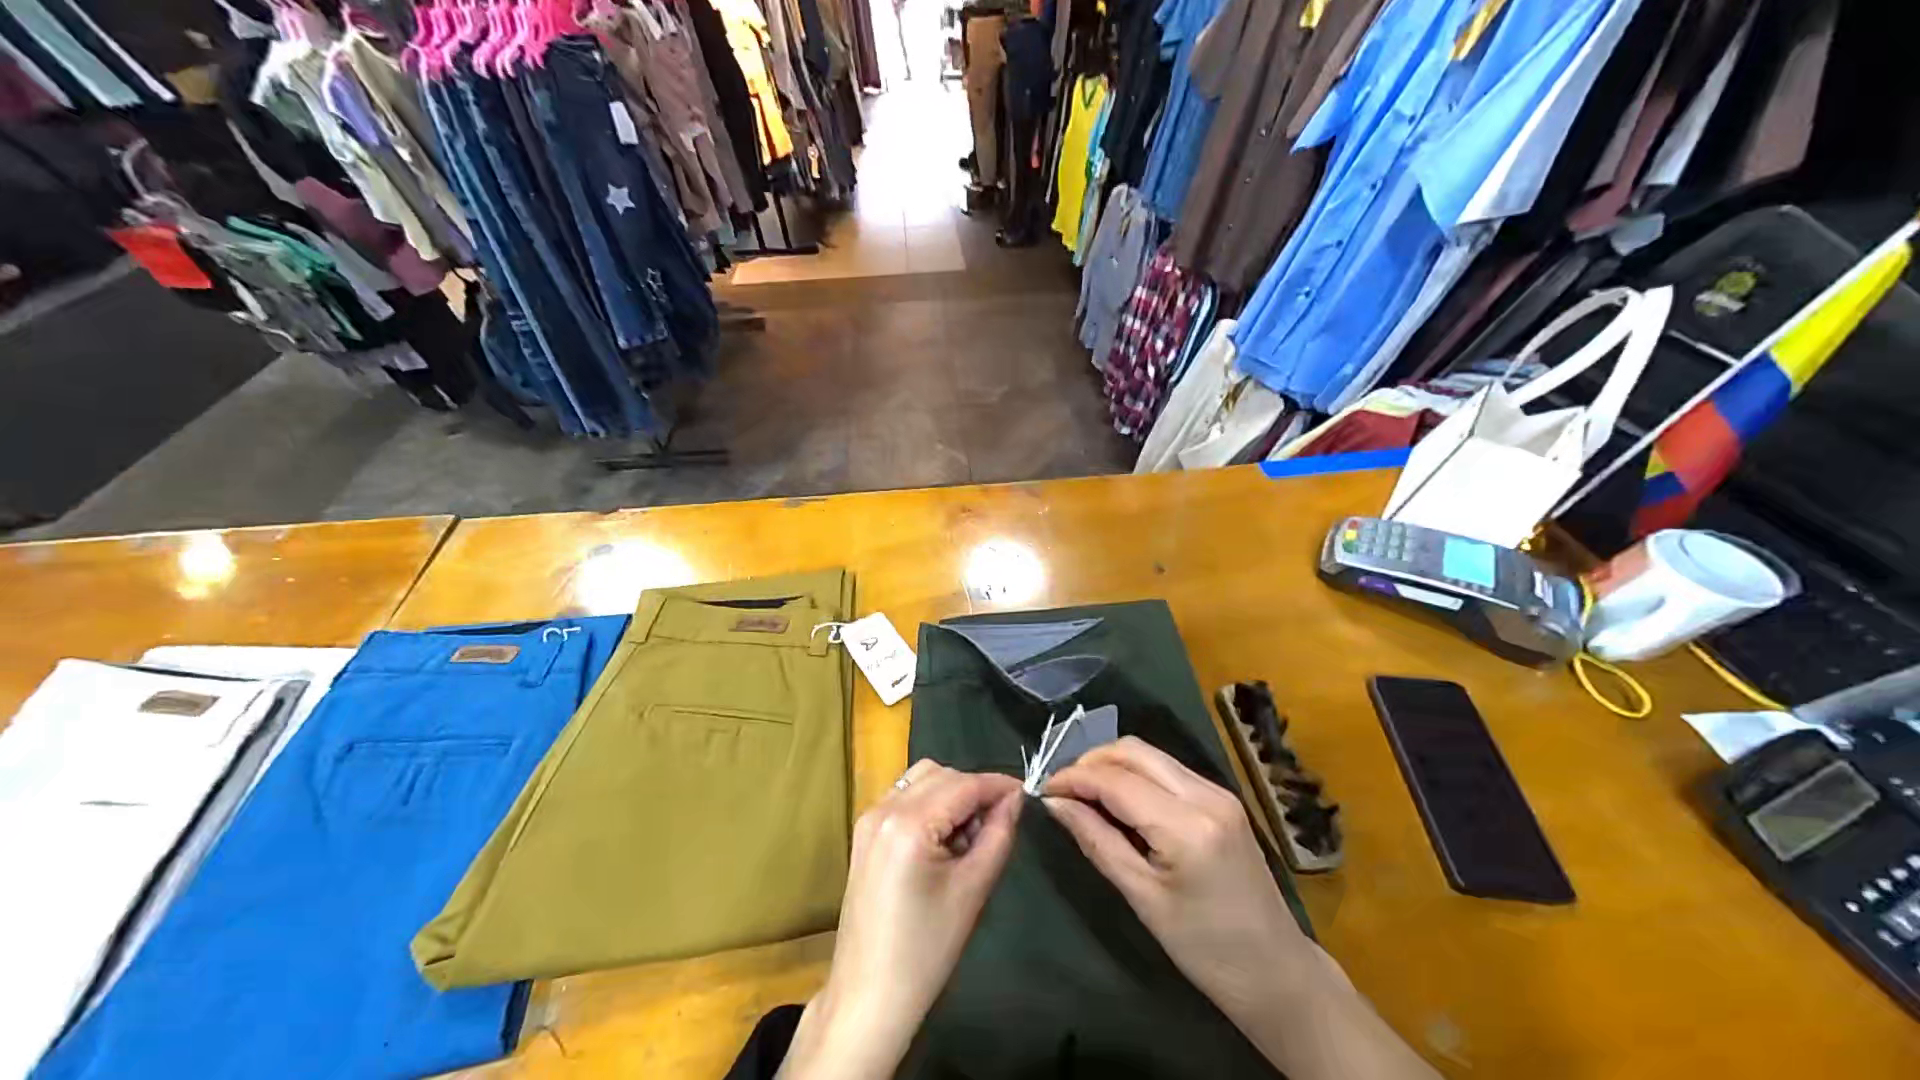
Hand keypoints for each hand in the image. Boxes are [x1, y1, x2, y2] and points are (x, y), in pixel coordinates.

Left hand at [779, 760, 1023, 1079]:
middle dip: (974, 790)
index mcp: (909, 823)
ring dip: (951, 794)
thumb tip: (1014, 799)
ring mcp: (869, 819)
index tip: (1026, 793)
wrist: (870, 994)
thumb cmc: (928, 949)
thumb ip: (998, 834)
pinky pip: (904, 797)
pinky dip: (929, 804)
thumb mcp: (973, 889)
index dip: (998, 784)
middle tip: (996, 825)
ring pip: (921, 779)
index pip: (964, 784)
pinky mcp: (864, 832)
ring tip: (969, 837)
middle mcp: (884, 809)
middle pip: (941, 774)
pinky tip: (943, 841)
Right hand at [1044, 737, 1437, 1079]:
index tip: (1042, 790)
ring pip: (1151, 754)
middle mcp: (1206, 795)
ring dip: (1112, 765)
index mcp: (1186, 826)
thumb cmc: (1203, 948)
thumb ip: (1096, 840)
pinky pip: (1168, 769)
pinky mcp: (1223, 798)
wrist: (1276, 971)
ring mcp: (1219, 792)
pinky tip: (1119, 801)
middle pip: (1134, 751)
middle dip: (1091, 762)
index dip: (1073, 778)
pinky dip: (1136, 775)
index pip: (1115, 780)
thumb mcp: (1142, 897)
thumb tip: (1054, 803)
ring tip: (1085, 795)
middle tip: (1062, 790)